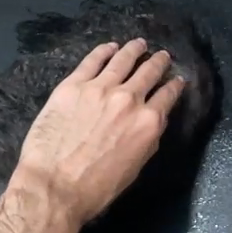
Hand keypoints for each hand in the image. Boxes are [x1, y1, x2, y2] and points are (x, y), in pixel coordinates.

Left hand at [13, 39, 186, 232]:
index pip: (167, 96)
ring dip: (134, 50)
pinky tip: (110, 47)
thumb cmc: (97, 188)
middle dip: (158, 62)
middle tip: (162, 55)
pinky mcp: (73, 85)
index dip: (175, 86)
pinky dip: (104, 51)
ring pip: (122, 60)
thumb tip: (152, 120)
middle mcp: (128, 99)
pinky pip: (93, 60)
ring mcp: (100, 88)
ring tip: (140, 44)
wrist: (54, 186)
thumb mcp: (136, 166)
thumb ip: (148, 138)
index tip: (178, 79)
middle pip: (148, 72)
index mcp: (148, 122)